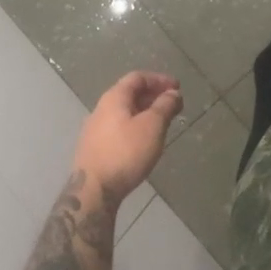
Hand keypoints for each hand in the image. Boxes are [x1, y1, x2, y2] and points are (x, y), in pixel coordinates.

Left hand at [72, 71, 183, 200]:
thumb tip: (172, 94)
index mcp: (114, 98)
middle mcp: (100, 110)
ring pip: (124, 113)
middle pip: (130, 94)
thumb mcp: (153, 125)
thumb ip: (165, 106)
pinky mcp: (93, 150)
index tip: (177, 88)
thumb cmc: (126, 152)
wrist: (93, 192)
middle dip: (154, 97)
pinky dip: (135, 127)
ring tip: (162, 124)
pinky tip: (144, 142)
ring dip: (145, 113)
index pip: (137, 78)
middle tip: (173, 106)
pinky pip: (118, 129)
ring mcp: (94, 131)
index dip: (159, 79)